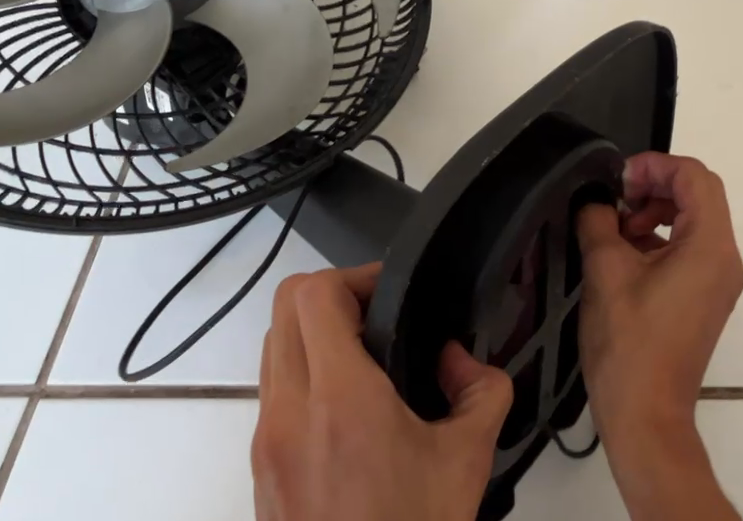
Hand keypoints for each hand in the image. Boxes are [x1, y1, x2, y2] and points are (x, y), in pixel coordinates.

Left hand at [252, 264, 513, 520]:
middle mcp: (289, 411)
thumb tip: (459, 358)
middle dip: (332, 295)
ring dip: (313, 333)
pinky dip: (302, 374)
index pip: (314, 294)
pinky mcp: (260, 466)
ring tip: (364, 357)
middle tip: (378, 315)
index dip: (354, 276)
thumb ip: (482, 388)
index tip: (390, 292)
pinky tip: (346, 406)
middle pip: (284, 308)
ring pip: (273, 346)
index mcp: (340, 399)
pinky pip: (271, 389)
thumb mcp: (467, 459)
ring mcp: (266, 440)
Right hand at [576, 152, 742, 520]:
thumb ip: (598, 220)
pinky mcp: (705, 297)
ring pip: (694, 219)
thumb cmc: (629, 343)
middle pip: (699, 194)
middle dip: (655, 185)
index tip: (618, 181)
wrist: (646, 415)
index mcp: (710, 247)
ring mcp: (718, 281)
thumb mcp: (605, 270)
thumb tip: (595, 201)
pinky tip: (624, 253)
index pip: (694, 177)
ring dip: (655, 211)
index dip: (655, 166)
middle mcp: (724, 259)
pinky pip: (689, 247)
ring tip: (615, 229)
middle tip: (616, 198)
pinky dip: (659, 237)